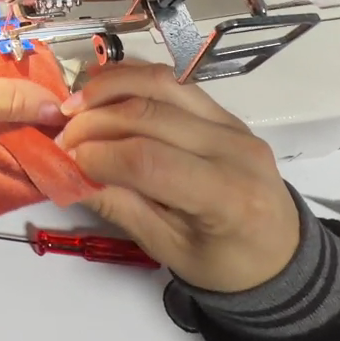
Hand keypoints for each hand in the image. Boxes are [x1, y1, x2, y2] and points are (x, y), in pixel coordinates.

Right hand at [57, 62, 298, 292]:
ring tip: (74, 103)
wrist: (280, 255)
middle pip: (148, 115)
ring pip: (159, 82)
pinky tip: (100, 87)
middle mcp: (234, 149)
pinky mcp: (221, 109)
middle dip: (93, 121)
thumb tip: (66, 172)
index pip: (149, 160)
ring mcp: (231, 122)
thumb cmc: (224, 264)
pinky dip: (129, 76)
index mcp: (228, 197)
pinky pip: (170, 79)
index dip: (98, 155)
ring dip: (107, 86)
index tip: (64, 160)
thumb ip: (118, 206)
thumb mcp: (168, 250)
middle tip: (60, 134)